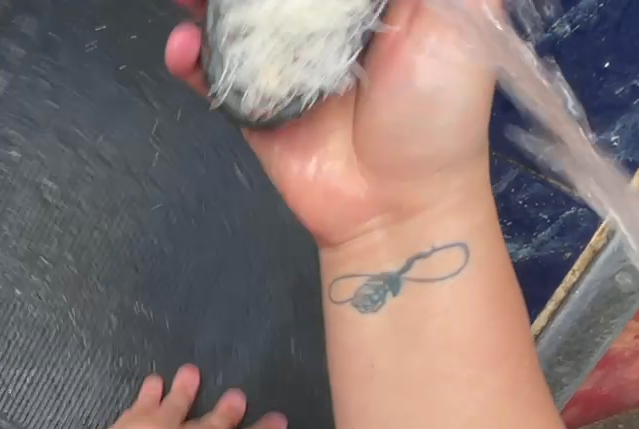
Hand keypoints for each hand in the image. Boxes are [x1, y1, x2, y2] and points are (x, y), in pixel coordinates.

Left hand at [32, 365, 286, 428]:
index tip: (278, 422)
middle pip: (217, 422)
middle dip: (230, 410)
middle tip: (238, 397)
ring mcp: (156, 427)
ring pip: (181, 402)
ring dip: (189, 387)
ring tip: (193, 374)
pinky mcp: (126, 422)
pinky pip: (145, 400)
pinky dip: (153, 390)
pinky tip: (156, 381)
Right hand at [166, 0, 496, 248]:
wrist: (397, 199)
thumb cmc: (439, 104)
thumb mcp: (458, 11)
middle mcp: (324, 20)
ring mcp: (283, 65)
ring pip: (235, 22)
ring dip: (205, 5)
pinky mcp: (253, 108)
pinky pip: (214, 78)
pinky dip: (191, 61)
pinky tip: (181, 46)